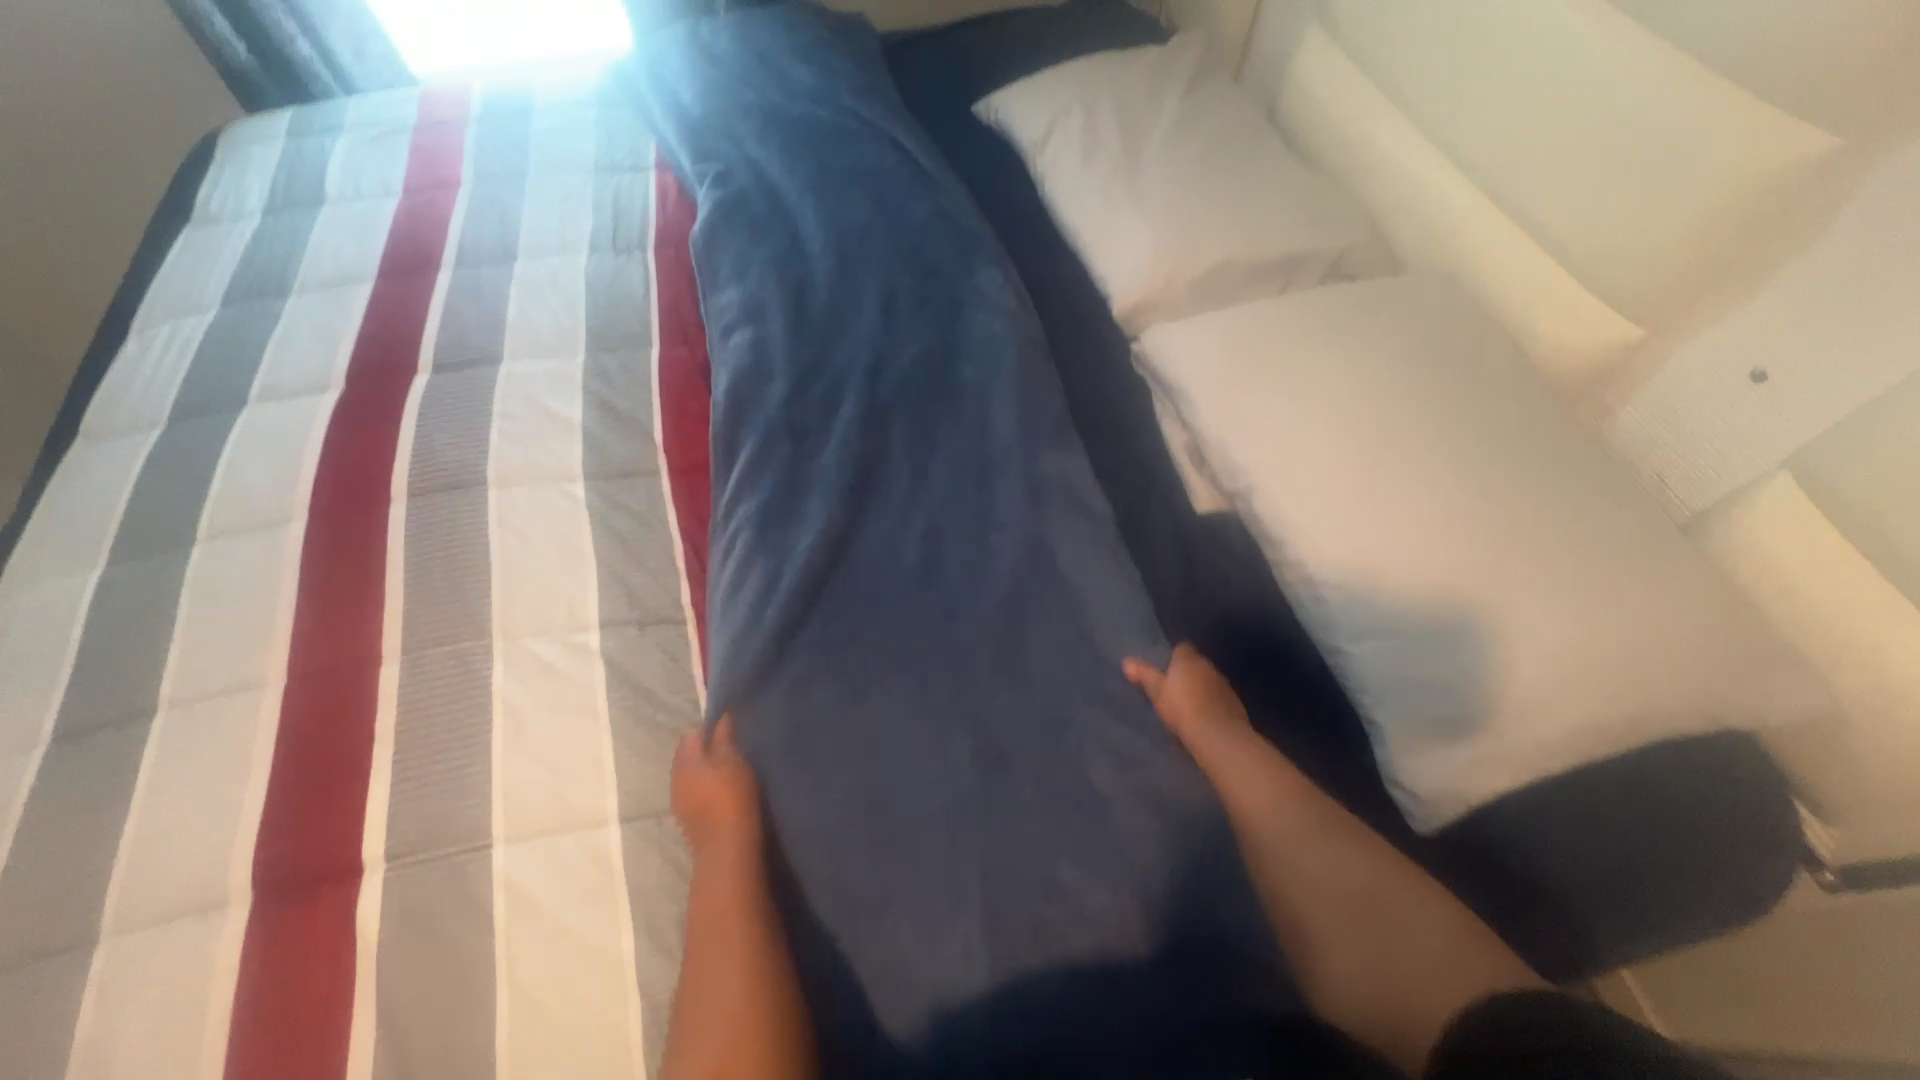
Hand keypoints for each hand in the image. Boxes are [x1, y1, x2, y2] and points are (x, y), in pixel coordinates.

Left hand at [672, 714, 764, 858]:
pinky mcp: (686, 819)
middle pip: (687, 755)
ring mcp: (678, 801)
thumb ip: (724, 739)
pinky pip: (692, 793)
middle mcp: (675, 778)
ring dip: (704, 771)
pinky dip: (704, 788)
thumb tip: (721, 719)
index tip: (729, 732)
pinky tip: (720, 795)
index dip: (709, 729)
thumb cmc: (733, 796)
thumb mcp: (733, 761)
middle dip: (704, 750)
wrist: (726, 846)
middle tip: (730, 751)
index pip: (691, 734)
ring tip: (727, 774)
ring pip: (689, 775)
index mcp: (685, 760)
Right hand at [1123, 644, 1250, 751]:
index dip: (1174, 656)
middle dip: (1187, 672)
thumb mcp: (1156, 691)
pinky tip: (1203, 715)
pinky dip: (1211, 702)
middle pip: (1196, 663)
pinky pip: (1219, 696)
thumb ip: (1144, 675)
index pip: (1182, 648)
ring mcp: (1224, 684)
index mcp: (1188, 659)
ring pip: (1209, 680)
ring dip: (1201, 687)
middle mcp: (1208, 666)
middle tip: (1173, 687)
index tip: (1165, 668)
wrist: (1217, 733)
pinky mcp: (1234, 702)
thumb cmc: (1181, 707)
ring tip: (1188, 703)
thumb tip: (1126, 662)